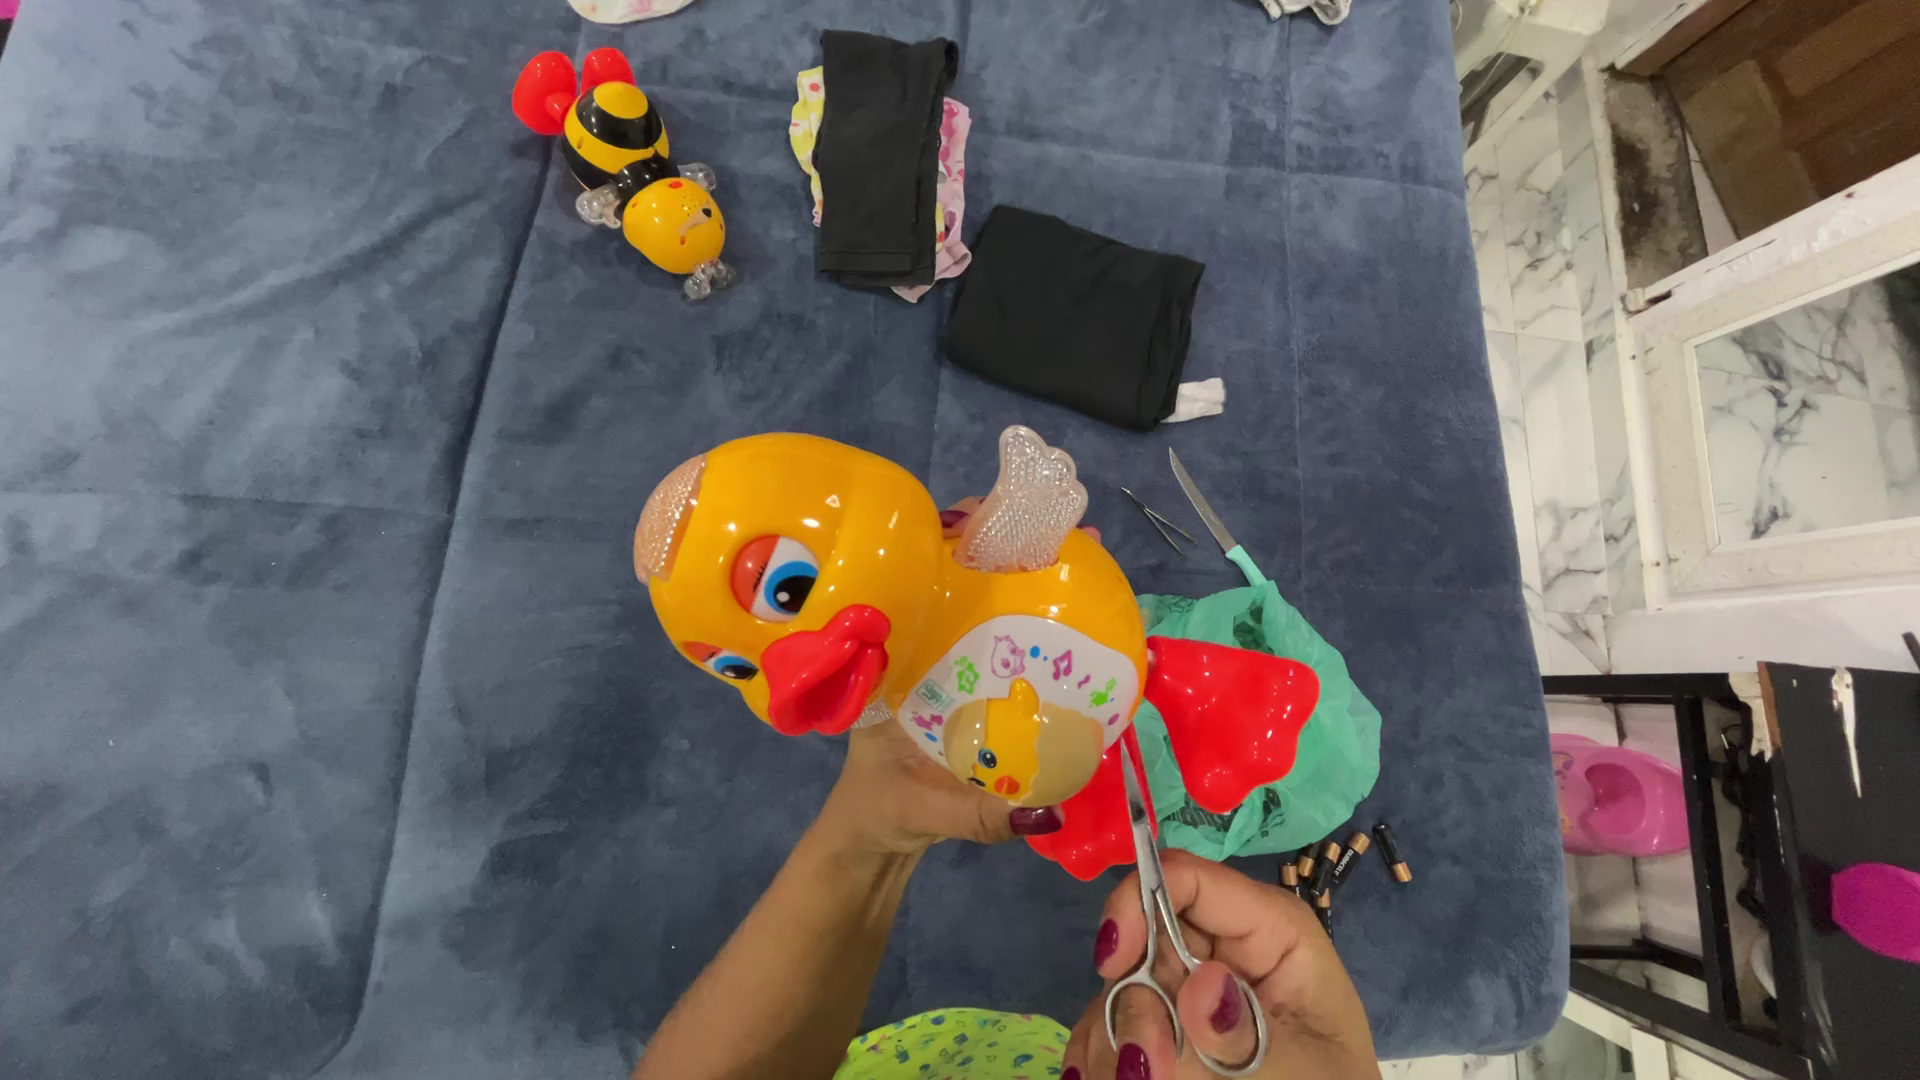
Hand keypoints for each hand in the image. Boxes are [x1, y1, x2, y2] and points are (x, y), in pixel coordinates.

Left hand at [813, 497, 1100, 855]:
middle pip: (966, 580)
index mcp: (896, 657)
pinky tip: (1087, 631)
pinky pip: (1009, 646)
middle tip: (1074, 539)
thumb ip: (974, 815)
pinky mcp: (973, 685)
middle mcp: (922, 647)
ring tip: (1090, 566)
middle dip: (1015, 550)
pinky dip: (1043, 631)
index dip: (954, 538)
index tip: (994, 515)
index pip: (920, 575)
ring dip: (1035, 582)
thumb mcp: (917, 810)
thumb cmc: (877, 811)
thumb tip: (1050, 806)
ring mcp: (949, 662)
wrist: (872, 836)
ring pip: (990, 608)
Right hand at [1062, 850, 1379, 1079]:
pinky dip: (1107, 1052)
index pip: (1185, 878)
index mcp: (1265, 924)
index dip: (1136, 902)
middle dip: (1134, 1001)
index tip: (1112, 965)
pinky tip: (1114, 1077)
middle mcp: (1218, 940)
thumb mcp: (1307, 1072)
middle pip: (1144, 936)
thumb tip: (1199, 989)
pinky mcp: (1166, 1014)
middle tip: (1144, 1069)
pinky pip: (1114, 1019)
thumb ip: (1245, 1039)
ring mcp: (1187, 976)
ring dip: (1118, 1037)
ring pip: (1122, 982)